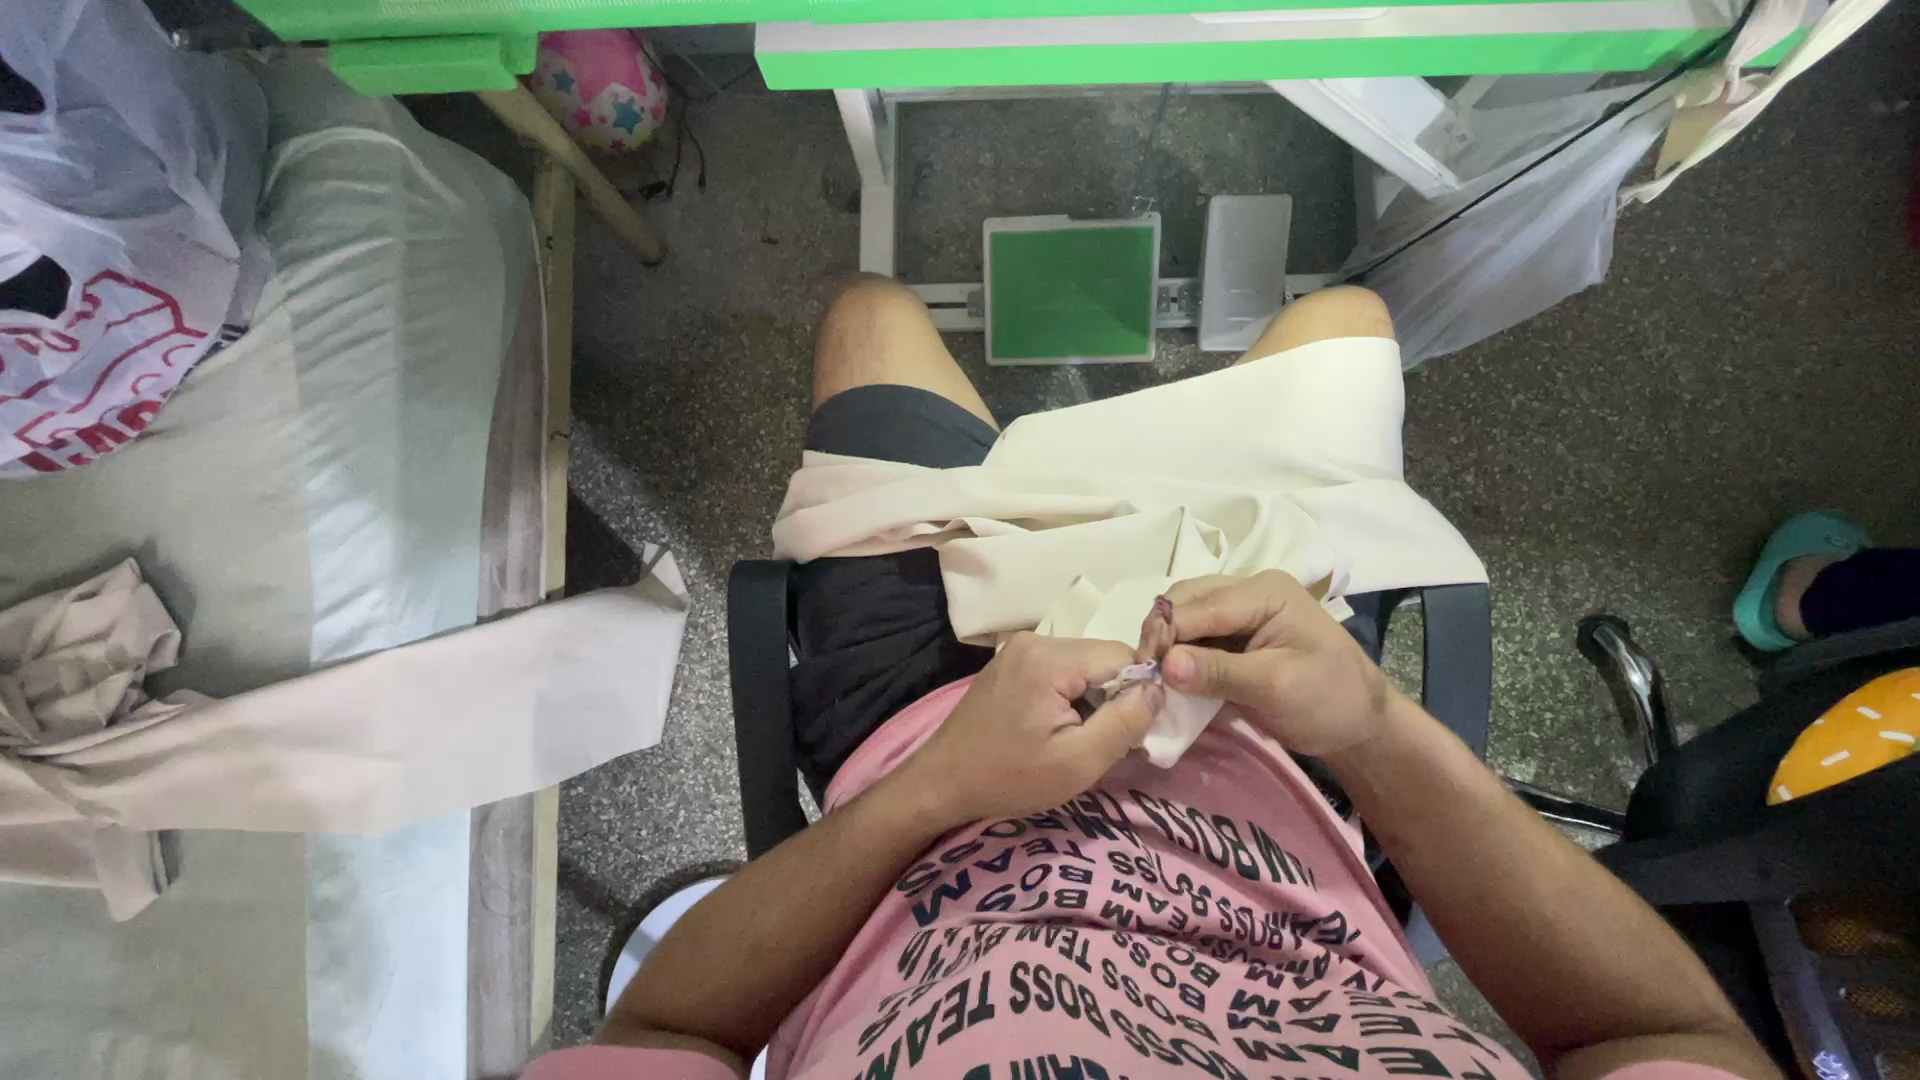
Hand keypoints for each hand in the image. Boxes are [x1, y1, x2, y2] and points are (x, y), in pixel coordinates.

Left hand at [896, 632, 1163, 826]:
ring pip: (1083, 663)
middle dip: (1115, 694)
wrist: (942, 782)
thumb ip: (1125, 722)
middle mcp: (1035, 641)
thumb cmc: (1009, 778)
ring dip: (1093, 696)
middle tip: (1108, 739)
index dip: (1140, 689)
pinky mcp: (1011, 661)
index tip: (1138, 728)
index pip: (1122, 654)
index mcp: (1050, 659)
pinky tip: (1058, 726)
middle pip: (1102, 657)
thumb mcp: (1077, 762)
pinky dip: (1071, 694)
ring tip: (1079, 736)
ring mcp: (1019, 648)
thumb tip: (1158, 689)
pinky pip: (1060, 668)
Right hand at [1158, 571, 1393, 756]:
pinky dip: (1176, 652)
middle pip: (1184, 600)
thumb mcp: (1277, 688)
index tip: (1144, 670)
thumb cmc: (1330, 701)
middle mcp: (1248, 590)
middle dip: (1160, 633)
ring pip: (1183, 614)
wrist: (1361, 725)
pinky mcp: (1233, 633)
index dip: (1166, 634)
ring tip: (1152, 674)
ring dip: (1165, 642)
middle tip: (1144, 672)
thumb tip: (1166, 665)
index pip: (1199, 605)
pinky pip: (1193, 634)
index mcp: (1264, 591)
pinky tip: (1166, 674)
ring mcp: (1240, 610)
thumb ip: (1220, 672)